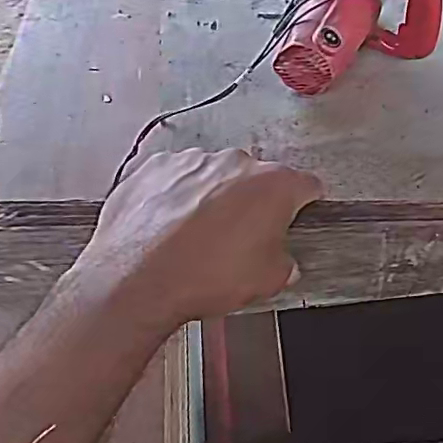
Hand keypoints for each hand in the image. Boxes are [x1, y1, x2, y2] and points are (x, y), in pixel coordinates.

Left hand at [76, 149, 322, 327]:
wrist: (136, 279)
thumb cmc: (201, 276)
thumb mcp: (266, 281)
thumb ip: (283, 263)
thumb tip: (281, 263)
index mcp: (273, 186)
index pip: (306, 184)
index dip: (306, 201)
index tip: (301, 208)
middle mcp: (234, 163)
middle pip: (256, 178)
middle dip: (254, 203)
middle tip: (243, 238)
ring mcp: (192, 161)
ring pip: (215, 176)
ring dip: (213, 198)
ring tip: (200, 237)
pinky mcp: (155, 167)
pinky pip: (176, 178)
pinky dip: (177, 197)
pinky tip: (171, 228)